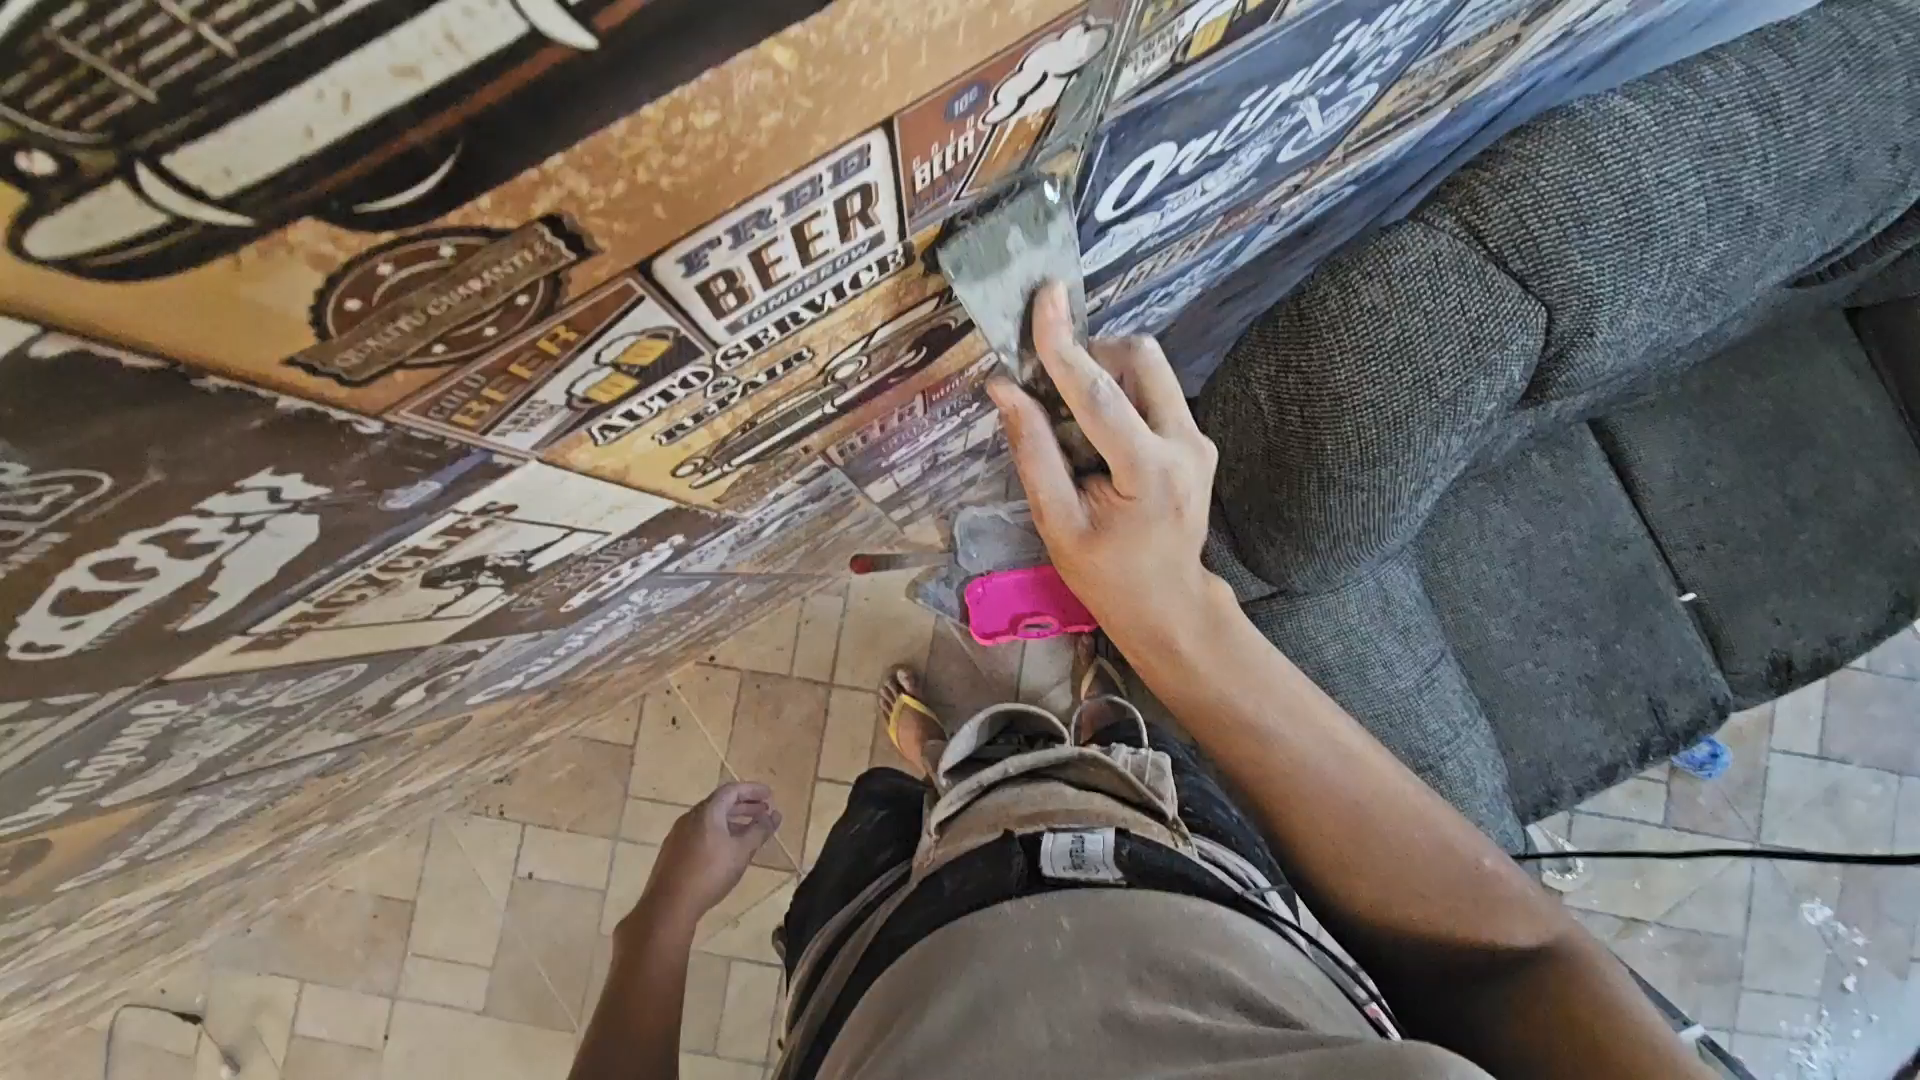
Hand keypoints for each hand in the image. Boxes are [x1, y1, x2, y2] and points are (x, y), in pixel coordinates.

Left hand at [632, 782, 780, 930]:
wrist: (668, 906)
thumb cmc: (709, 873)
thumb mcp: (741, 851)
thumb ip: (760, 830)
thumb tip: (775, 815)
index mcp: (707, 812)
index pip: (732, 790)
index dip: (753, 790)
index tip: (770, 795)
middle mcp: (690, 817)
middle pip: (720, 803)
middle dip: (745, 805)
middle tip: (764, 811)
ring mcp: (679, 835)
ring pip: (710, 820)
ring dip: (732, 820)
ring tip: (750, 831)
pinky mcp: (673, 852)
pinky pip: (700, 833)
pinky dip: (718, 832)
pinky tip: (726, 849)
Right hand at [986, 280, 1229, 656]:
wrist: (1167, 602)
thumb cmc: (1104, 574)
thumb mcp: (1056, 522)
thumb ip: (1033, 452)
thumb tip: (1004, 390)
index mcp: (1149, 471)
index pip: (1100, 393)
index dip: (1064, 343)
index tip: (1045, 296)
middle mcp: (1186, 444)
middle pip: (1141, 358)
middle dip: (1094, 354)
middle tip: (1055, 384)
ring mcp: (1199, 440)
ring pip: (1152, 369)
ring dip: (1107, 372)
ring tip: (1075, 417)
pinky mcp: (1198, 440)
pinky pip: (1157, 392)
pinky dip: (1122, 393)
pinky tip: (1100, 434)